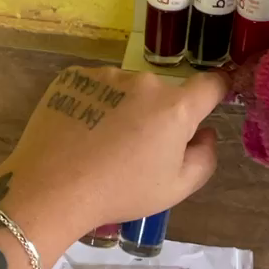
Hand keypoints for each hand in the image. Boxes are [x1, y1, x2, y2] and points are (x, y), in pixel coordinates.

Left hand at [0, 66, 227, 255]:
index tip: (211, 101)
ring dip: (123, 109)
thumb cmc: (120, 192)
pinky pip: (94, 88)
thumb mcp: (176, 189)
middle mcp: (143, 81)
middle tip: (136, 151)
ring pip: (125, 90)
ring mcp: (105, 75)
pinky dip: (93, 105)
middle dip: (157, 116)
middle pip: (162, 94)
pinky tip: (79, 134)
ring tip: (101, 145)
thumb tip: (205, 133)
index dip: (216, 91)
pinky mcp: (72, 77)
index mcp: (175, 107)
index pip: (210, 84)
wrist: (51, 188)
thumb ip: (205, 157)